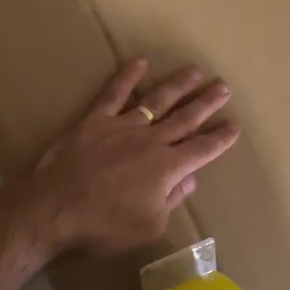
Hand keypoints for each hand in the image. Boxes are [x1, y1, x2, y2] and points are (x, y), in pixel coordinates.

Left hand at [30, 59, 239, 254]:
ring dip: (178, 85)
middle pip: (185, 118)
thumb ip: (171, 201)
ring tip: (195, 71)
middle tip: (224, 87)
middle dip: (206, 103)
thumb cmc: (103, 226)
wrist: (55, 209)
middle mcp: (150, 141)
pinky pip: (115, 93)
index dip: (220, 138)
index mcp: (166, 169)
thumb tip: (188, 180)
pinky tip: (140, 62)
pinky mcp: (95, 120)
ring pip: (157, 100)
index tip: (234, 126)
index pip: (202, 150)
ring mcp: (122, 126)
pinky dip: (128, 76)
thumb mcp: (149, 226)